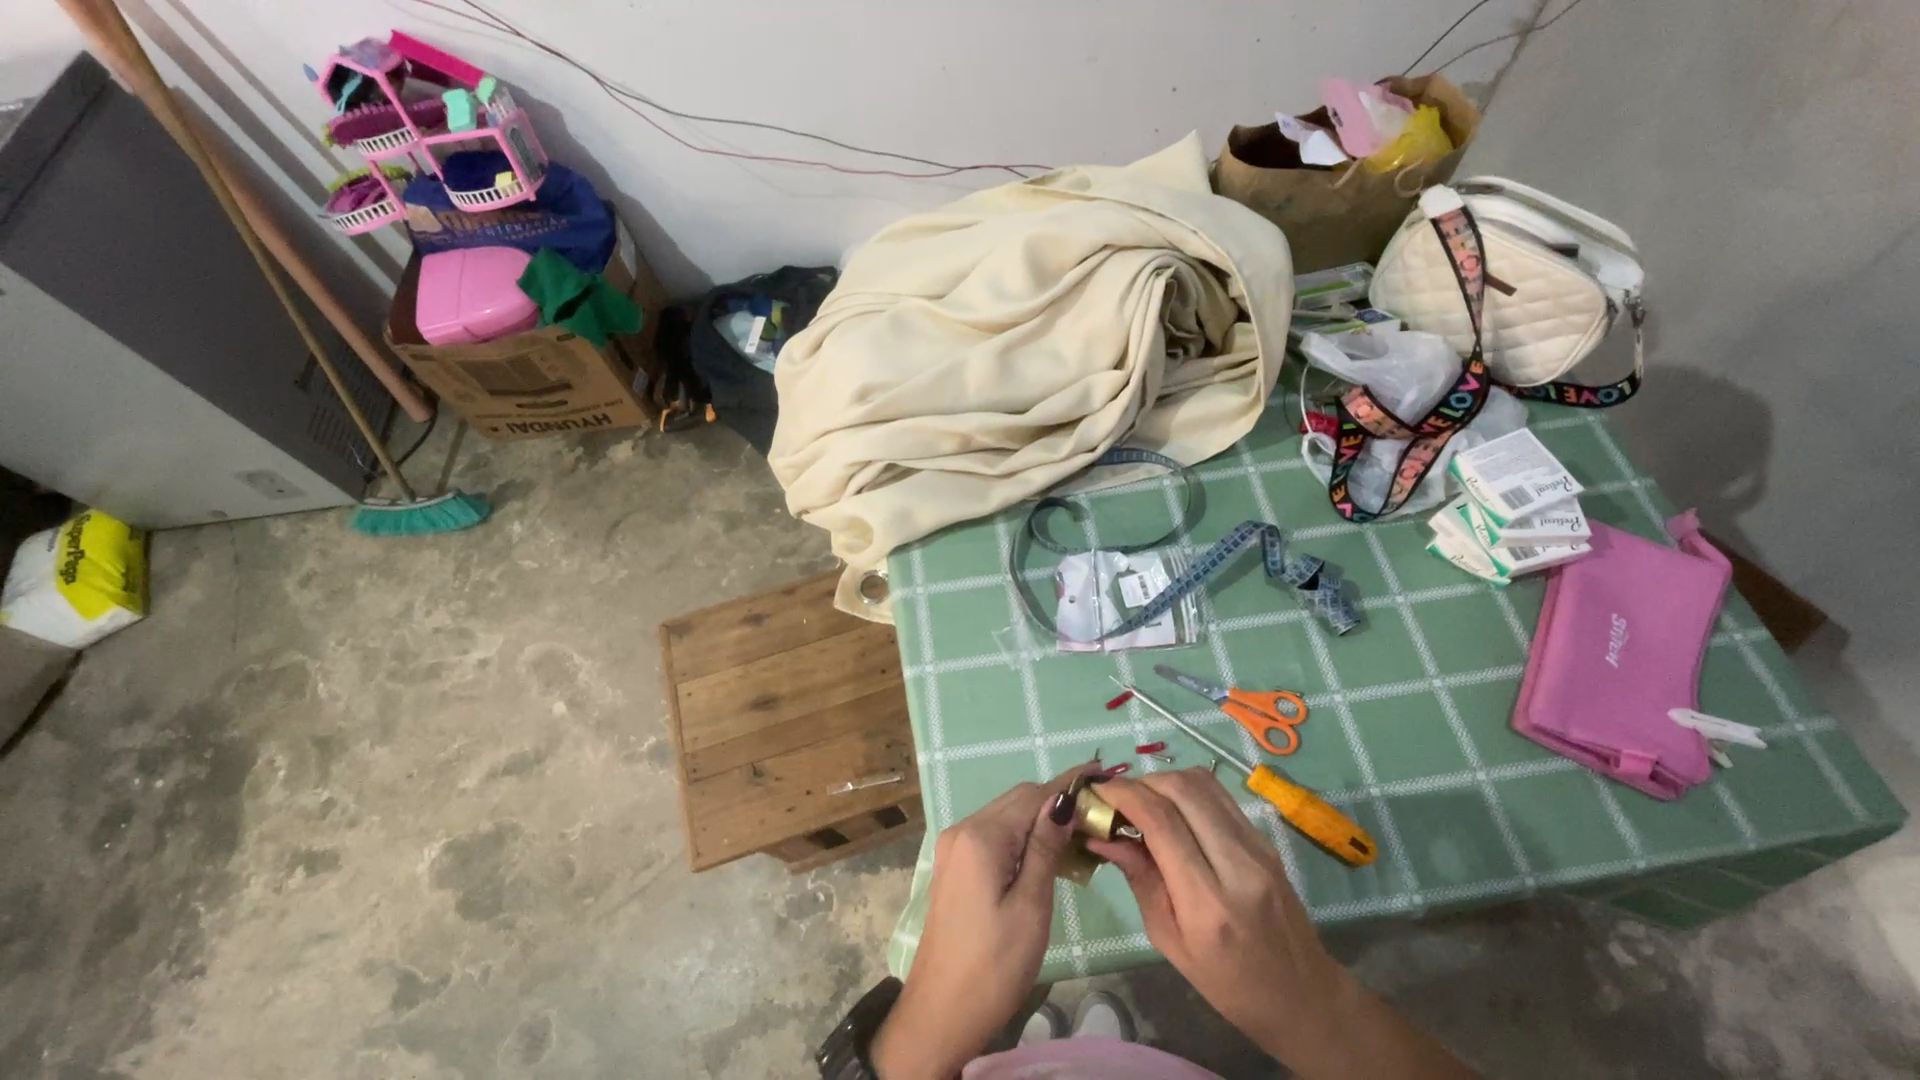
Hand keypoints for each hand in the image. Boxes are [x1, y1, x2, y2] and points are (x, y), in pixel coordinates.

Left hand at [869, 768, 1086, 1078]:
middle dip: (1057, 802)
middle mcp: (962, 830)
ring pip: (1006, 816)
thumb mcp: (1031, 906)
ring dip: (1041, 820)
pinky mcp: (955, 867)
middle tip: (1100, 815)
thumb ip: (1046, 849)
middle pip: (1017, 800)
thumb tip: (1064, 801)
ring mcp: (954, 848)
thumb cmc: (994, 964)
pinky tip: (1048, 854)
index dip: (1069, 784)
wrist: (941, 1012)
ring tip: (1082, 835)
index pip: (1033, 794)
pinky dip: (1022, 837)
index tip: (1105, 775)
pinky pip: (994, 836)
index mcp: (981, 836)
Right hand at [1090, 771, 1475, 1078]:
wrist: (1303, 995)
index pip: (1162, 823)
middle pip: (1182, 790)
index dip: (1125, 796)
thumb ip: (1140, 880)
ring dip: (1164, 780)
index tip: (1097, 793)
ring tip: (1141, 800)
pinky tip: (1171, 809)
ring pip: (1204, 784)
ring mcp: (1258, 847)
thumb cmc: (1228, 984)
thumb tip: (1101, 836)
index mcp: (1209, 902)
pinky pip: (1220, 796)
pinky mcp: (1266, 839)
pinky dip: (1187, 790)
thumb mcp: (1170, 942)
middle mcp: (1238, 865)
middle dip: (1141, 782)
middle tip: (1116, 797)